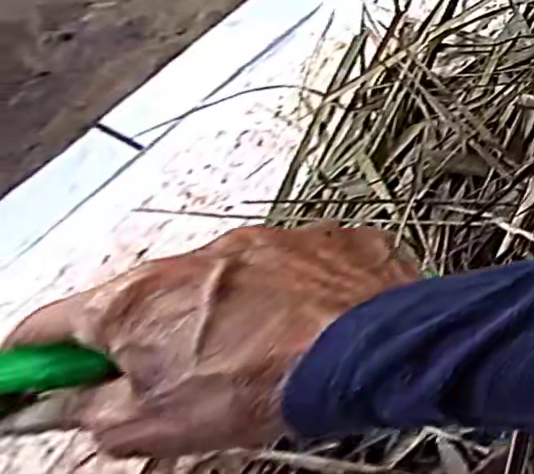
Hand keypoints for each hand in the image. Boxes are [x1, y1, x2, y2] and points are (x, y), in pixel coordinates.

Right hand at [2, 224, 416, 457]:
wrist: (371, 350)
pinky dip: (296, 285)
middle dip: (150, 327)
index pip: (53, 321)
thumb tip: (55, 403)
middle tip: (161, 369)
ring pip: (236, 272)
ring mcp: (289, 236)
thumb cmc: (265, 384)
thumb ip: (84, 407)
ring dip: (231, 302)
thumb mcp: (143, 422)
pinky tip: (306, 318)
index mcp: (147, 293)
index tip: (38, 375)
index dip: (37, 356)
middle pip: (156, 291)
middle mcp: (218, 250)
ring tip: (252, 345)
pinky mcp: (343, 236)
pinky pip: (303, 261)